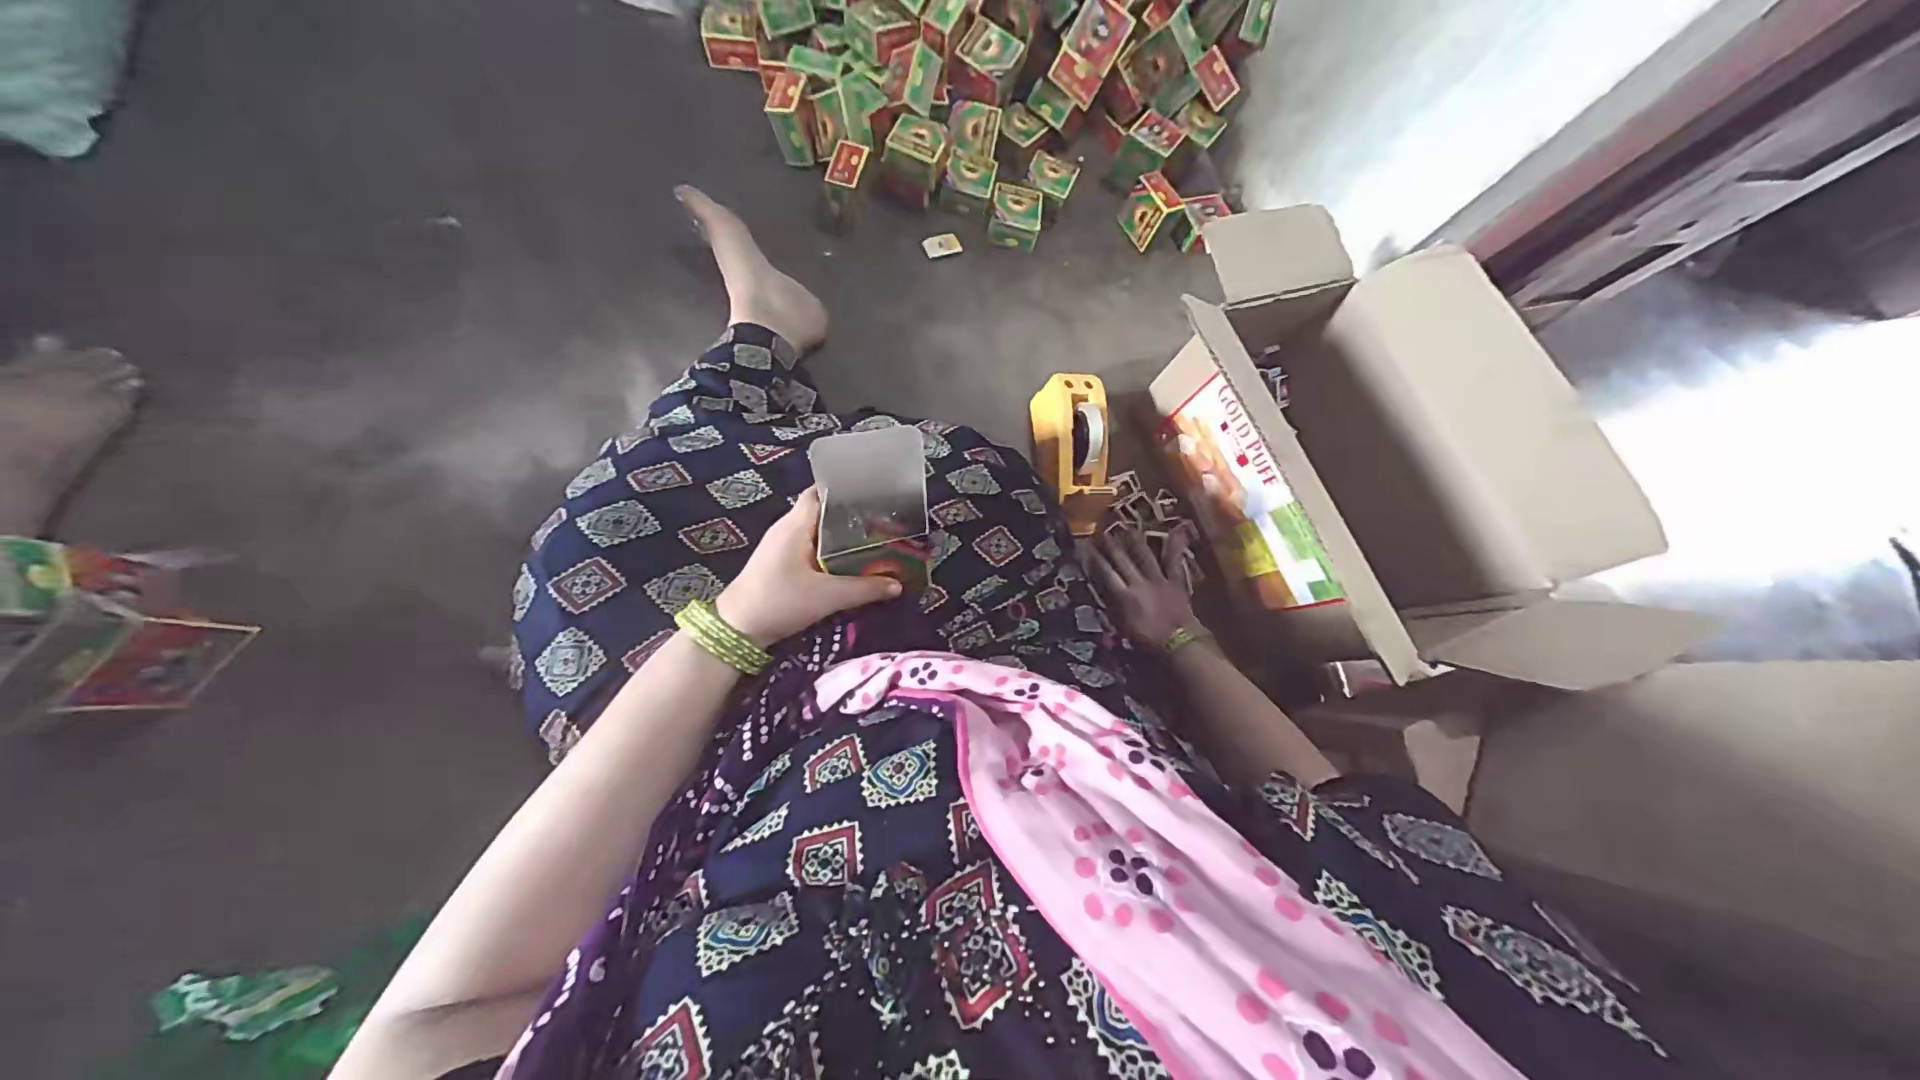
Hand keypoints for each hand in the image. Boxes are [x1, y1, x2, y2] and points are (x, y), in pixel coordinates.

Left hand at [715, 486, 902, 646]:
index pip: (820, 491)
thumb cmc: (779, 603)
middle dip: (851, 514)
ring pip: (817, 530)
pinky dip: (830, 549)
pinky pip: (810, 545)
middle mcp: (787, 528)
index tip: (874, 494)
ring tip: (873, 539)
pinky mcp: (780, 561)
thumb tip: (898, 586)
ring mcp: (781, 545)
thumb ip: (864, 589)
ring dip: (841, 534)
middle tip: (883, 520)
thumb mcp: (826, 597)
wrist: (736, 629)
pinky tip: (848, 560)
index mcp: (795, 525)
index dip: (845, 490)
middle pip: (822, 510)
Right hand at [1084, 526, 1204, 649]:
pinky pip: (1173, 561)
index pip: (1105, 573)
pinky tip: (1175, 530)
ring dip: (1135, 541)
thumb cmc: (1148, 640)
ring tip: (1127, 527)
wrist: (1179, 642)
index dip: (1094, 560)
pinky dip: (1174, 546)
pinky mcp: (1175, 581)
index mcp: (1125, 596)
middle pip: (1122, 561)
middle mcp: (1139, 583)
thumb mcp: (1123, 629)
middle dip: (1111, 546)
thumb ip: (1112, 610)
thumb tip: (1103, 597)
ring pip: (1144, 556)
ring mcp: (1158, 579)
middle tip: (1102, 532)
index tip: (1085, 547)